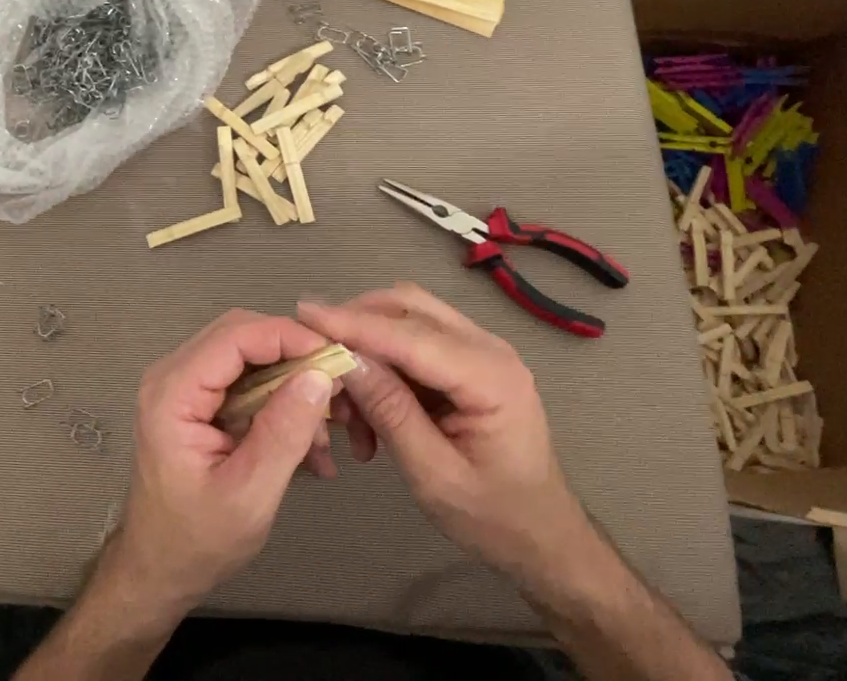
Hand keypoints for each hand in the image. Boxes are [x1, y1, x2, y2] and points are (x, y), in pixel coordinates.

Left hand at [107, 308, 337, 614]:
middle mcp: (172, 376)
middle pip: (241, 336)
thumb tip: (320, 375)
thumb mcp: (249, 494)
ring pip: (248, 357)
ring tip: (326, 433)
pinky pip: (245, 383)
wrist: (159, 568)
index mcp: (172, 393)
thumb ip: (283, 432)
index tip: (338, 359)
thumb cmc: (197, 540)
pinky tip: (310, 443)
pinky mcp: (197, 402)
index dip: (288, 336)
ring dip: (291, 384)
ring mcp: (183, 387)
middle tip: (339, 390)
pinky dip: (280, 402)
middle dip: (295, 357)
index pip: (235, 336)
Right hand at [299, 284, 591, 582]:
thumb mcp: (434, 475)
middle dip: (356, 322)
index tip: (303, 313)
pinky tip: (367, 410)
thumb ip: (390, 412)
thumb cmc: (494, 518)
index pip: (408, 335)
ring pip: (407, 317)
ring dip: (366, 345)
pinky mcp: (467, 362)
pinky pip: (413, 341)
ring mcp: (480, 351)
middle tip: (315, 355)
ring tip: (345, 402)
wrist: (543, 539)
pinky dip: (381, 363)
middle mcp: (489, 349)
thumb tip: (346, 360)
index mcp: (490, 378)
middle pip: (408, 307)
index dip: (353, 322)